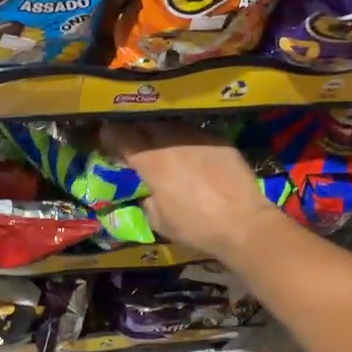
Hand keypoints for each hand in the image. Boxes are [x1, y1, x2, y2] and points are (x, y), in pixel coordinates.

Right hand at [101, 120, 293, 257]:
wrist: (244, 223)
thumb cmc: (197, 227)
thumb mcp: (160, 221)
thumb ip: (147, 200)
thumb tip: (147, 191)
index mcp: (152, 163)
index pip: (123, 137)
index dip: (111, 133)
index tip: (106, 132)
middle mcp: (171, 142)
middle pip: (146, 123)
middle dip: (136, 126)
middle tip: (133, 134)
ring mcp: (197, 137)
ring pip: (171, 124)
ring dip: (161, 130)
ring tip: (161, 138)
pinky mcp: (219, 139)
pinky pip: (195, 132)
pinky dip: (187, 138)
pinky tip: (190, 148)